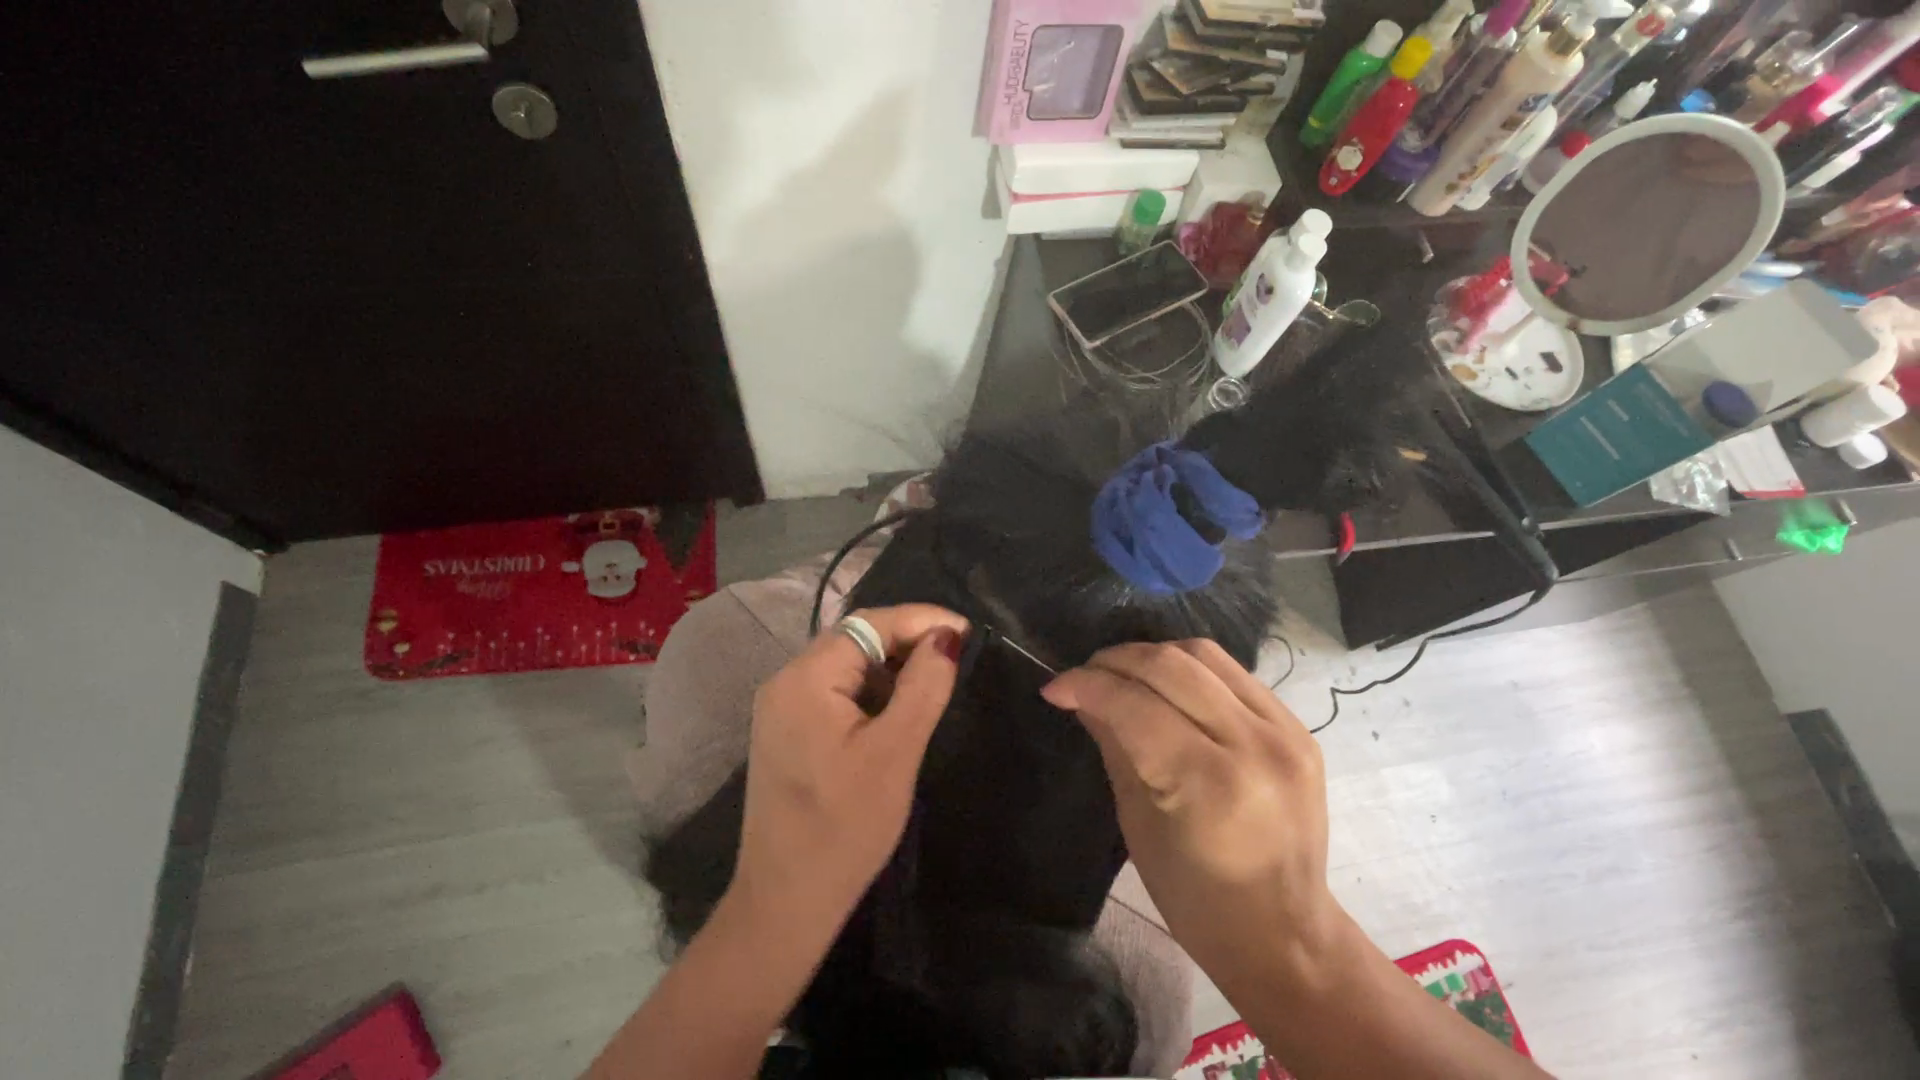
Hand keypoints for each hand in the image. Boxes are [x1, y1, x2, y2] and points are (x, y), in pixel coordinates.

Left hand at [730, 604, 968, 928]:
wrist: (787, 900)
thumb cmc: (845, 827)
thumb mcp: (895, 752)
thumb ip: (923, 686)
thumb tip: (946, 637)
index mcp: (804, 678)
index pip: (869, 624)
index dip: (921, 620)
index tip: (968, 633)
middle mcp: (785, 682)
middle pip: (855, 640)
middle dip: (907, 642)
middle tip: (958, 658)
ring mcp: (782, 708)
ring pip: (847, 667)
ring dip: (891, 669)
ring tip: (936, 682)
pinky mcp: (788, 733)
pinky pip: (835, 693)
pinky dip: (872, 693)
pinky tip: (900, 712)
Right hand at [1042, 640, 1343, 989]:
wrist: (1282, 931)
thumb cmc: (1195, 898)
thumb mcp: (1137, 823)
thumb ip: (1114, 746)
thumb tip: (1082, 696)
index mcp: (1209, 782)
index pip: (1135, 704)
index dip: (1087, 685)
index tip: (1055, 687)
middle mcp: (1253, 744)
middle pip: (1171, 666)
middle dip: (1116, 661)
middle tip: (1084, 675)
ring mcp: (1284, 732)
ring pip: (1205, 656)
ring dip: (1154, 656)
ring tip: (1123, 674)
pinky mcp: (1299, 728)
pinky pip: (1235, 675)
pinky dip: (1192, 671)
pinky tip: (1169, 689)